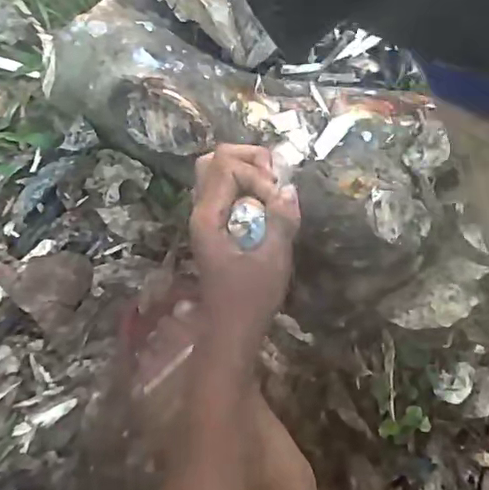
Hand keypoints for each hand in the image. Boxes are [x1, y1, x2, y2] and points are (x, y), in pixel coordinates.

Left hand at [187, 145, 299, 350]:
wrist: (232, 329)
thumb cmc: (252, 298)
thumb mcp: (273, 259)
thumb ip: (281, 221)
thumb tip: (289, 188)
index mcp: (207, 216)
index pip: (225, 165)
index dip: (255, 173)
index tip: (275, 199)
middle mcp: (199, 210)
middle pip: (214, 160)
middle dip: (247, 160)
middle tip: (273, 180)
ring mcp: (204, 216)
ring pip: (216, 172)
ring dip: (246, 170)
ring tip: (272, 188)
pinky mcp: (213, 224)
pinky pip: (223, 189)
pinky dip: (244, 185)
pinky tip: (265, 202)